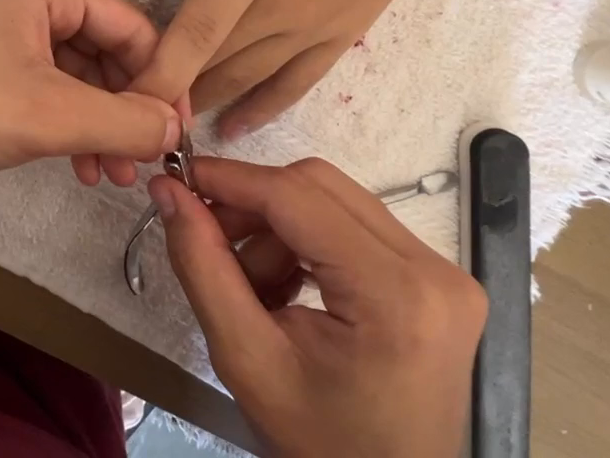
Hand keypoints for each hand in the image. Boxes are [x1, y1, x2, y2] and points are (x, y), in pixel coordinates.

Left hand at [0, 0, 181, 178]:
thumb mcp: (53, 116)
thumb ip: (125, 122)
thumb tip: (176, 128)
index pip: (130, 25)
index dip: (158, 80)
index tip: (178, 133)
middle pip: (106, 49)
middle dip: (125, 109)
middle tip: (144, 162)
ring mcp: (11, 25)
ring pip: (81, 73)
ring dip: (100, 123)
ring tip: (113, 175)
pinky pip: (53, 85)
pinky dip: (71, 122)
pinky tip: (82, 165)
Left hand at [127, 0, 505, 134]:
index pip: (197, 30)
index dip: (161, 72)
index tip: (128, 102)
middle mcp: (279, 7)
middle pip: (215, 63)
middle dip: (171, 95)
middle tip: (130, 115)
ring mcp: (314, 29)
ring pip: (248, 80)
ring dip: (207, 105)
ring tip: (167, 126)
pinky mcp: (342, 38)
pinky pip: (295, 85)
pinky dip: (262, 109)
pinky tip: (234, 127)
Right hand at [152, 157, 485, 457]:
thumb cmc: (317, 439)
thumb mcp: (245, 357)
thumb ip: (202, 265)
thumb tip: (166, 189)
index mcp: (396, 294)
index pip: (296, 197)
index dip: (229, 179)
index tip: (173, 178)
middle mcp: (434, 269)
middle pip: (317, 186)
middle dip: (251, 202)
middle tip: (207, 236)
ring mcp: (443, 272)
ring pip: (332, 199)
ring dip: (275, 225)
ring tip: (250, 283)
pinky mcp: (436, 278)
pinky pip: (352, 224)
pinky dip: (303, 239)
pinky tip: (283, 284)